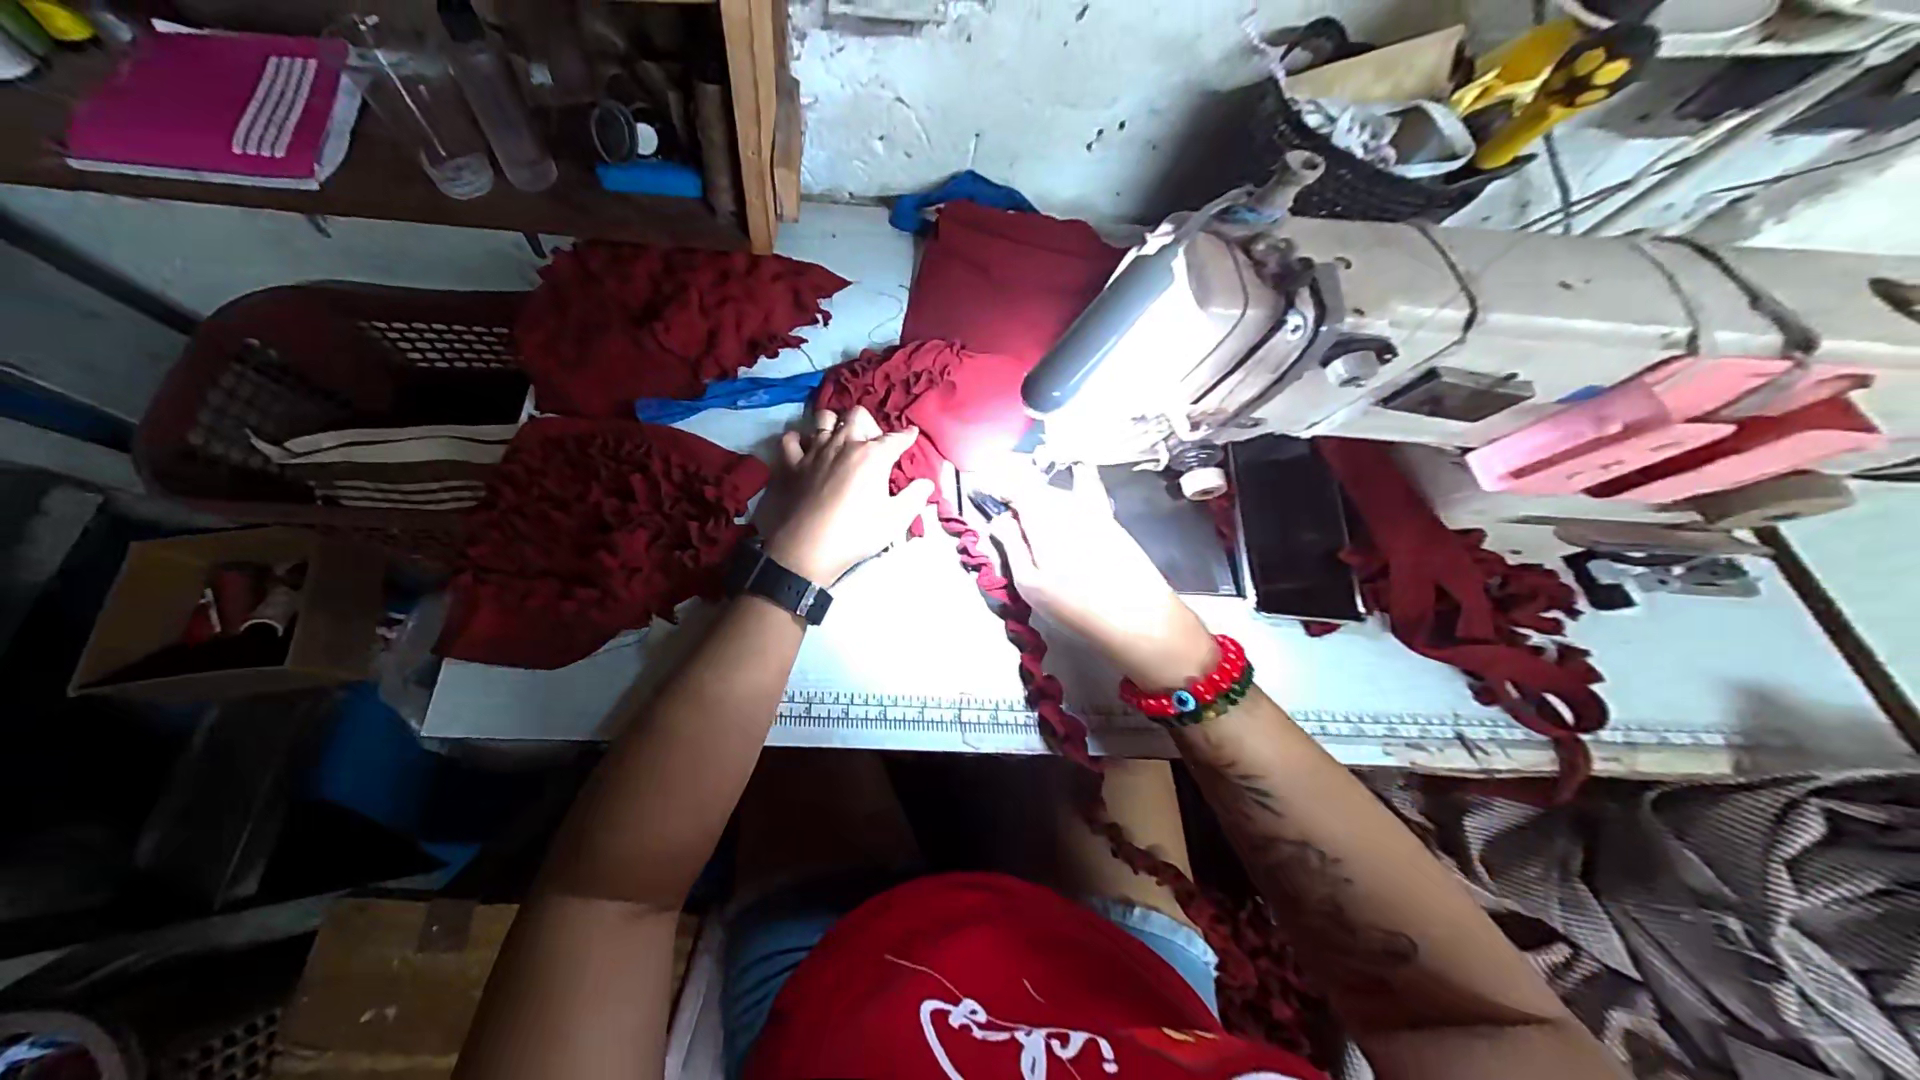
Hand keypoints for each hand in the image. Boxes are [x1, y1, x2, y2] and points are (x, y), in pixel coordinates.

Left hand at [762, 406, 934, 584]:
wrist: (807, 549)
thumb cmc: (855, 534)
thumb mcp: (894, 520)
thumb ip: (914, 497)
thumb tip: (927, 483)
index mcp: (872, 456)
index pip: (895, 438)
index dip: (906, 436)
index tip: (911, 434)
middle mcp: (843, 444)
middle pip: (858, 415)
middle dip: (869, 423)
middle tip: (873, 443)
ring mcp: (814, 451)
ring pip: (824, 418)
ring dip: (835, 423)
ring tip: (840, 439)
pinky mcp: (791, 463)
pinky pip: (792, 439)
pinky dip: (799, 440)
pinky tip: (805, 449)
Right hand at [985, 463, 1217, 689]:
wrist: (1137, 616)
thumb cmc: (1074, 606)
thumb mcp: (1030, 583)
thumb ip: (1011, 546)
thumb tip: (999, 520)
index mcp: (1043, 519)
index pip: (1017, 487)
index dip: (1000, 485)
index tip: (987, 490)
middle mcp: (1069, 506)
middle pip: (1040, 487)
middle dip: (1021, 491)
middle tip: (1009, 504)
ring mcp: (1095, 510)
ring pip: (1063, 490)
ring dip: (1046, 493)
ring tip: (1036, 506)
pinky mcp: (1113, 520)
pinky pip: (1089, 492)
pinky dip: (1077, 484)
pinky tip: (1075, 484)